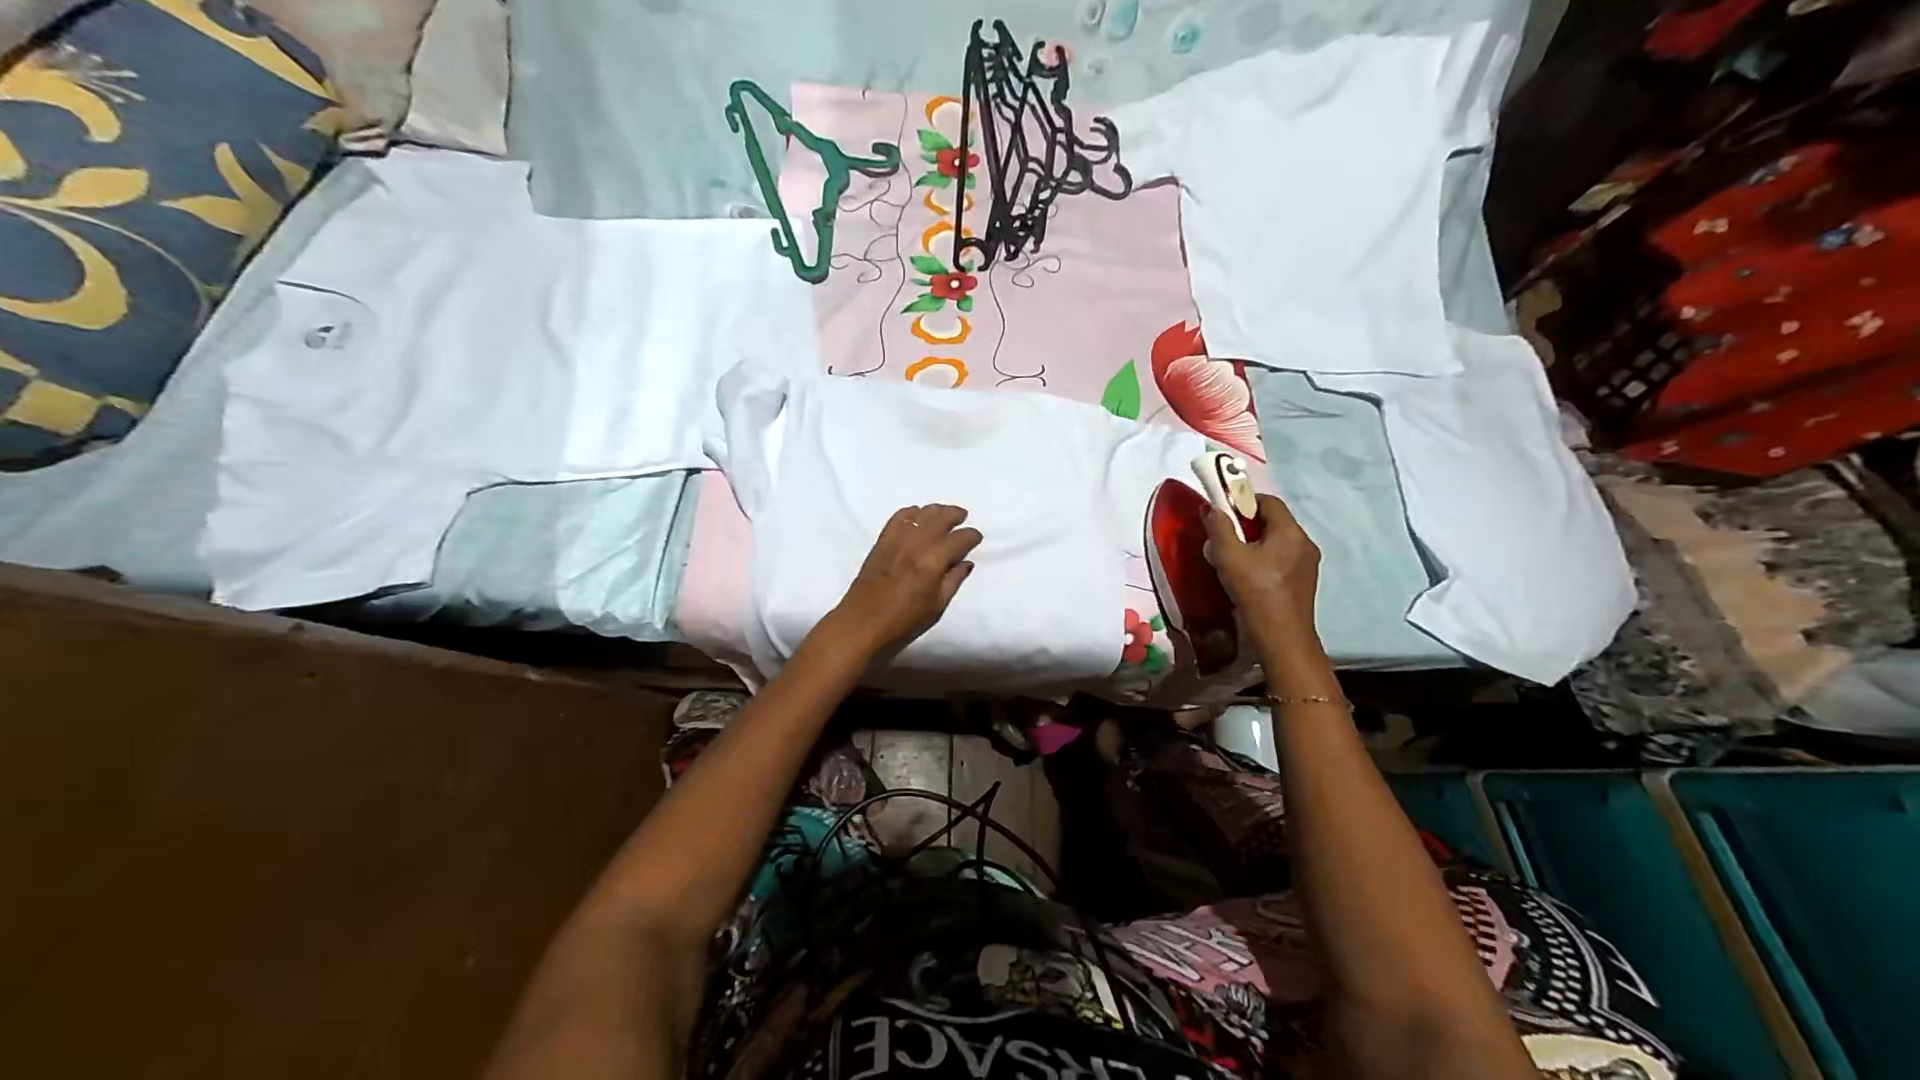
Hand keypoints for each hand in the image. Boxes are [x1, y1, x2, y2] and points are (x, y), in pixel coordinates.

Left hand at [827, 504, 982, 656]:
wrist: (863, 623)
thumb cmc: (904, 620)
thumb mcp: (937, 605)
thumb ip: (954, 580)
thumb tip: (966, 562)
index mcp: (934, 560)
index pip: (960, 538)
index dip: (972, 536)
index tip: (976, 538)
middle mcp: (917, 543)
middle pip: (941, 517)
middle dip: (955, 514)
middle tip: (962, 517)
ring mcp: (897, 539)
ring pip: (920, 513)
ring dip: (935, 510)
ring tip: (943, 514)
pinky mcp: (882, 541)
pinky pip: (898, 517)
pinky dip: (911, 513)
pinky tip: (917, 516)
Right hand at [1204, 494, 1326, 672]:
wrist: (1282, 638)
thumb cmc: (1255, 592)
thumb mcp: (1228, 556)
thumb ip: (1218, 527)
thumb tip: (1210, 507)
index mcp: (1290, 531)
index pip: (1268, 501)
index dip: (1243, 500)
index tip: (1222, 512)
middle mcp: (1305, 543)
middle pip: (1274, 521)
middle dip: (1247, 524)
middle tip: (1223, 537)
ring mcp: (1308, 564)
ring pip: (1278, 542)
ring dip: (1255, 543)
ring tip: (1232, 559)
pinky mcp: (1304, 583)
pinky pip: (1282, 560)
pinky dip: (1264, 560)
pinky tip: (1248, 577)